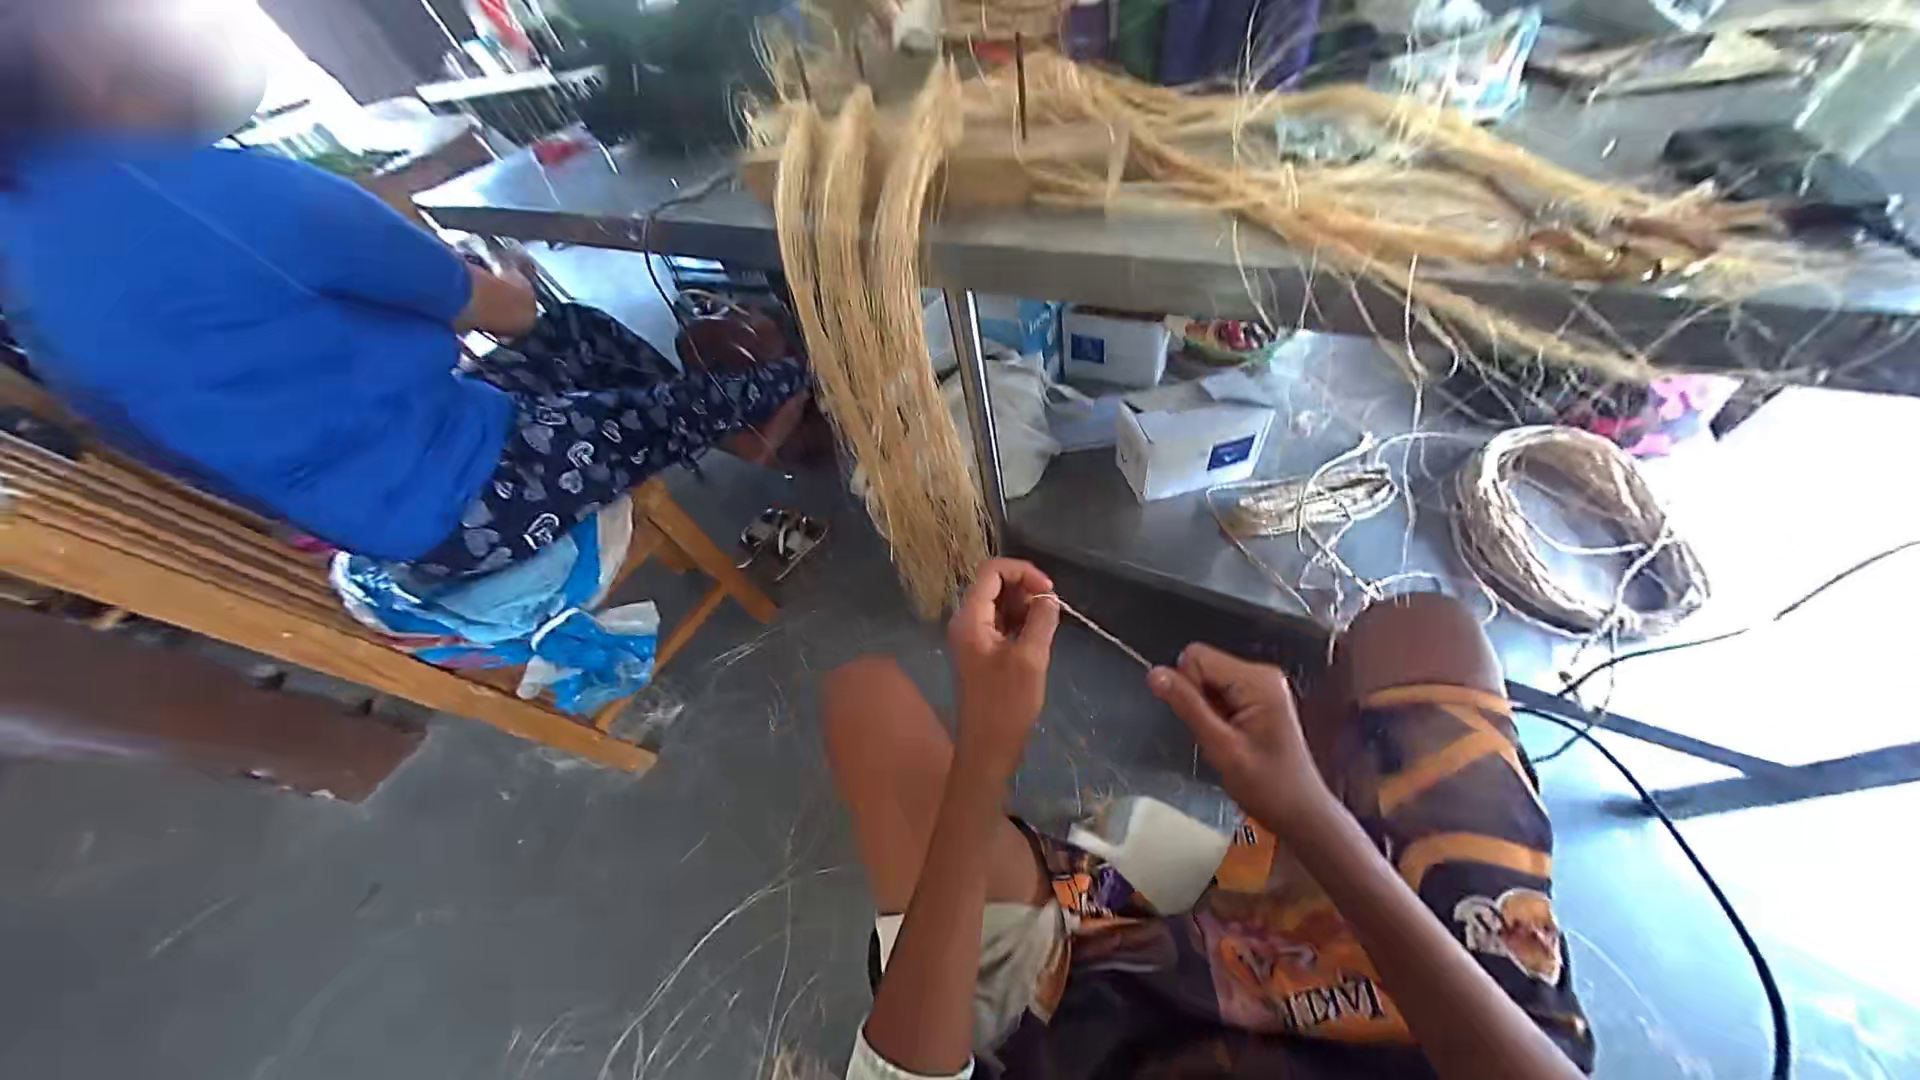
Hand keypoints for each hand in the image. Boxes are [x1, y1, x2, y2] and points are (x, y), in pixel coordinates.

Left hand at [947, 559, 1060, 782]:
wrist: (987, 748)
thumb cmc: (1006, 705)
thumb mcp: (1030, 659)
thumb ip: (1041, 621)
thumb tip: (1049, 597)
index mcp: (970, 618)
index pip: (992, 571)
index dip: (1023, 571)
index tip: (1049, 590)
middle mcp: (966, 621)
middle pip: (994, 584)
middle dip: (1025, 587)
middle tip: (1050, 607)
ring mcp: (973, 636)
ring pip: (999, 603)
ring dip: (1024, 604)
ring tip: (1047, 622)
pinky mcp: (982, 651)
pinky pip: (1001, 622)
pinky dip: (1020, 620)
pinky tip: (1038, 634)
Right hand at [1148, 644, 1333, 830]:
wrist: (1300, 814)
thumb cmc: (1267, 786)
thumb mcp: (1221, 747)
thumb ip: (1186, 706)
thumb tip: (1154, 673)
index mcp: (1257, 679)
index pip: (1196, 656)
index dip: (1187, 687)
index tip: (1205, 721)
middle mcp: (1260, 674)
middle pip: (1201, 665)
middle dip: (1196, 699)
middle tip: (1217, 734)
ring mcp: (1259, 685)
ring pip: (1205, 679)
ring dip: (1205, 709)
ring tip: (1226, 738)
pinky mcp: (1255, 697)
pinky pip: (1216, 691)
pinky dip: (1214, 714)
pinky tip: (1231, 736)